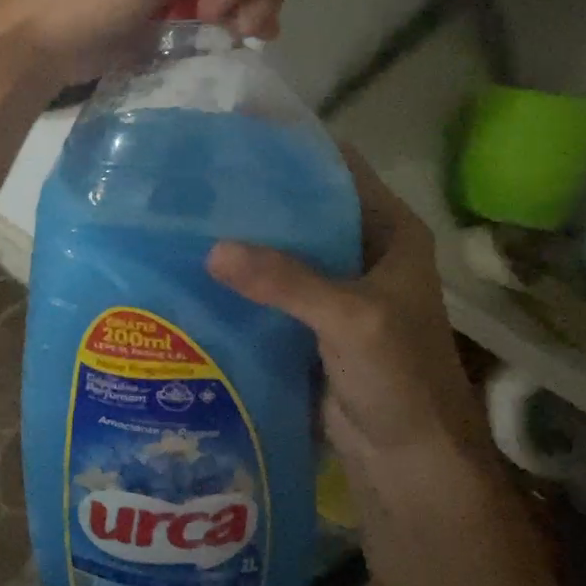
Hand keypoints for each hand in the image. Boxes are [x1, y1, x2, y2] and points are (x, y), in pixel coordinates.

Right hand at [205, 152, 489, 469]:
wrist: (408, 458)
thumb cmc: (400, 378)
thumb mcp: (351, 321)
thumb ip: (288, 282)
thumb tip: (213, 249)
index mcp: (388, 231)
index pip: (335, 167)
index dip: (290, 144)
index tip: (232, 126)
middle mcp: (358, 250)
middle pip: (299, 205)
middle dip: (251, 190)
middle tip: (189, 172)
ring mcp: (329, 287)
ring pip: (277, 247)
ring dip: (238, 235)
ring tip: (178, 212)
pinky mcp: (303, 321)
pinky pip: (263, 287)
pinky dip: (234, 277)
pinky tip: (189, 267)